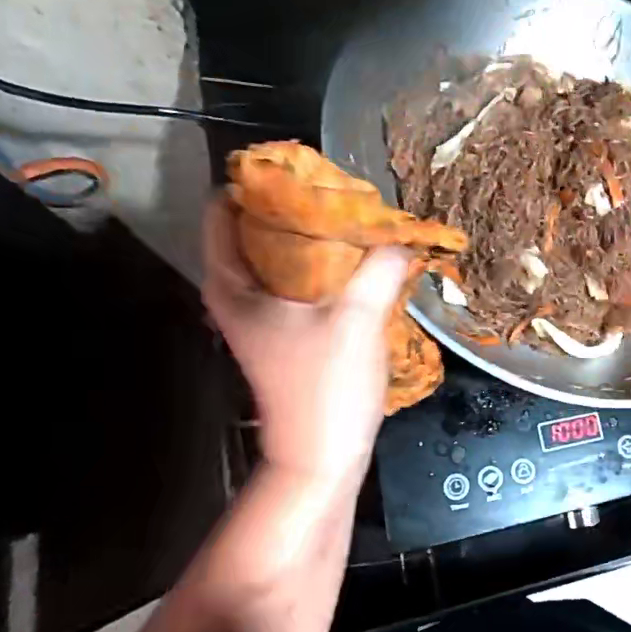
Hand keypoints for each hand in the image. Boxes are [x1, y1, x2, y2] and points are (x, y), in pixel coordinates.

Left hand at [200, 198, 410, 484]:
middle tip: (348, 197)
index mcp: (230, 281)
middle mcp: (237, 291)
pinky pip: (302, 279)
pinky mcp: (287, 330)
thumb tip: (404, 236)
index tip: (312, 174)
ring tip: (363, 225)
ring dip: (320, 238)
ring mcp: (262, 313)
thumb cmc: (324, 387)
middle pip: (258, 227)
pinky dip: (329, 265)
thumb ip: (380, 266)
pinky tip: (364, 263)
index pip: (226, 206)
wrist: (321, 457)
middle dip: (302, 207)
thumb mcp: (356, 318)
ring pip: (283, 254)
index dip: (266, 183)